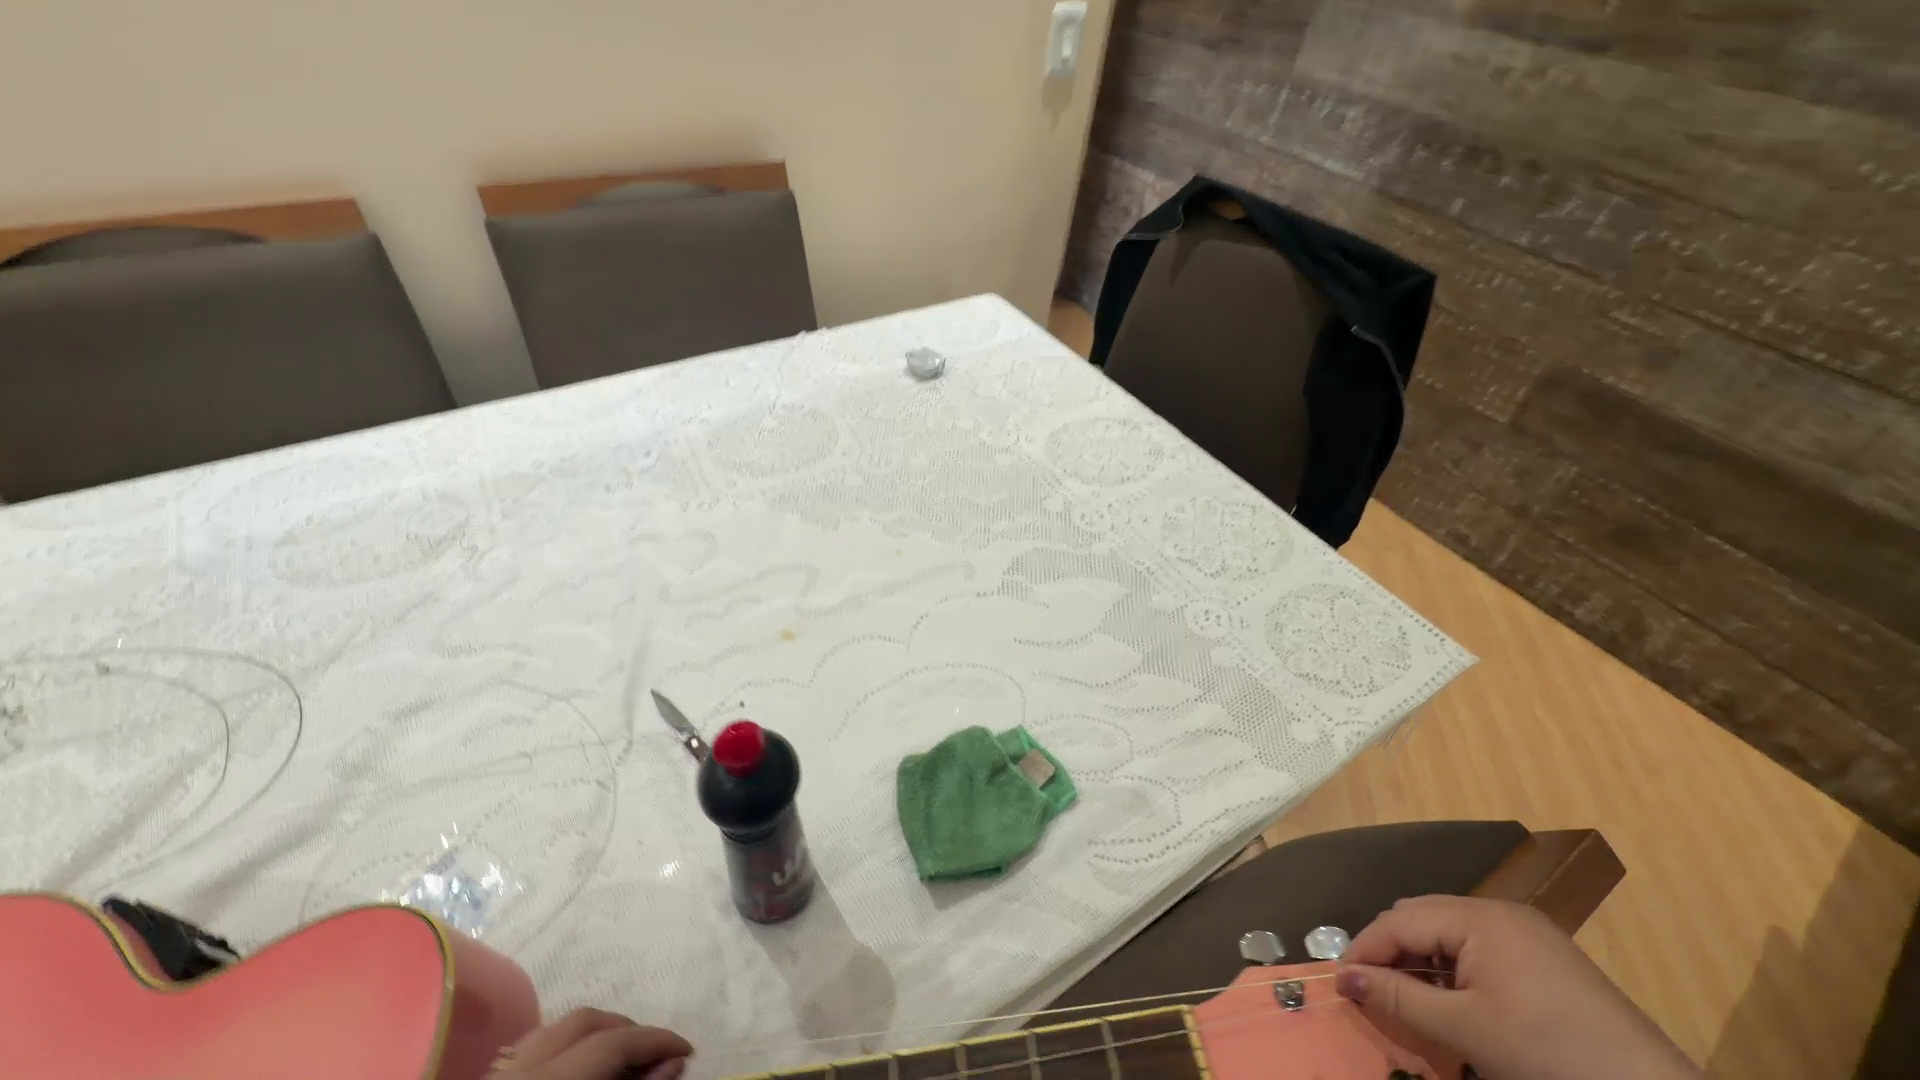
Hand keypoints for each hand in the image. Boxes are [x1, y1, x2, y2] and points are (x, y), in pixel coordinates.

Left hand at [492, 1008, 692, 1079]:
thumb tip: (674, 1063)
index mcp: (548, 1079)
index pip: (612, 1043)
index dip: (655, 1041)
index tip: (687, 1050)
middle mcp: (519, 1067)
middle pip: (583, 1021)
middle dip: (627, 1031)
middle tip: (657, 1055)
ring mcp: (499, 1072)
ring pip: (555, 1027)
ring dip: (597, 1033)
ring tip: (625, 1058)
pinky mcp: (491, 1079)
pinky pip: (532, 1046)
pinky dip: (565, 1047)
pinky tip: (583, 1066)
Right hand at [1335, 896, 1698, 1079]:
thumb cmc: (1548, 1052)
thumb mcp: (1465, 1029)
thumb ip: (1399, 999)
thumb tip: (1342, 978)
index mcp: (1478, 916)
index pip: (1398, 920)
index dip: (1364, 950)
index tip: (1339, 984)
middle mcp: (1499, 912)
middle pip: (1420, 917)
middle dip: (1389, 951)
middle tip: (1370, 992)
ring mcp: (1526, 932)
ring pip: (1447, 933)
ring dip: (1420, 962)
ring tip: (1406, 1001)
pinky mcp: (1544, 957)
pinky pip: (1477, 948)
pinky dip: (1452, 970)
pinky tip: (1451, 1003)